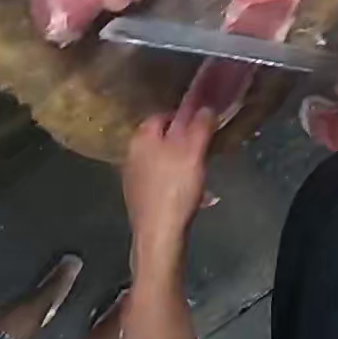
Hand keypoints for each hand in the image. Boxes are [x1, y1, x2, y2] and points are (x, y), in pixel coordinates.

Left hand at [122, 107, 214, 274]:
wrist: (158, 232)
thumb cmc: (176, 186)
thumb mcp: (194, 151)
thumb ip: (200, 125)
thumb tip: (205, 106)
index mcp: (142, 137)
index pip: (164, 114)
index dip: (185, 116)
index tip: (204, 125)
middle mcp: (132, 153)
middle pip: (163, 137)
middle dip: (185, 141)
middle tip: (205, 149)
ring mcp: (133, 176)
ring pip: (163, 158)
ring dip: (182, 161)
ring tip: (201, 172)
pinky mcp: (139, 194)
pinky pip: (161, 178)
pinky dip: (176, 180)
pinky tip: (192, 193)